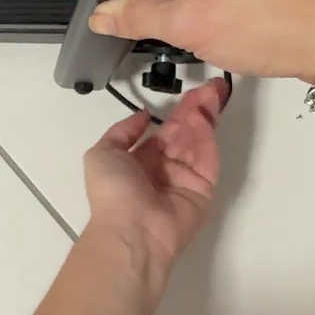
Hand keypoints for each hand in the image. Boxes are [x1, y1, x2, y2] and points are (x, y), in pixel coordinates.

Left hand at [82, 78, 228, 288]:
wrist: (132, 229)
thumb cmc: (112, 192)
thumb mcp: (101, 153)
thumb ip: (122, 131)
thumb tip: (142, 115)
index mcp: (139, 162)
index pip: (162, 132)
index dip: (175, 112)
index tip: (188, 93)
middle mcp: (163, 168)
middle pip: (184, 133)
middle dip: (196, 108)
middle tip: (210, 85)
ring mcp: (185, 177)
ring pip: (198, 140)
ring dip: (205, 115)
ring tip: (213, 91)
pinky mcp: (203, 187)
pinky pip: (207, 156)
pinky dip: (207, 135)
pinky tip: (206, 114)